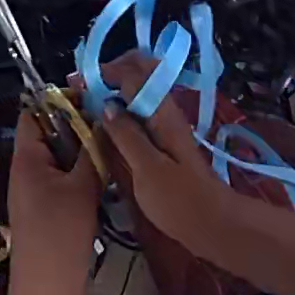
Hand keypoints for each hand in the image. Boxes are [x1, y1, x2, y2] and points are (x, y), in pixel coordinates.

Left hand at [7, 109, 98, 280]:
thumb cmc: (59, 239)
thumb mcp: (82, 188)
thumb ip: (93, 150)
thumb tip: (105, 117)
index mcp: (26, 159)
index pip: (34, 114)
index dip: (58, 100)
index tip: (91, 95)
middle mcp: (28, 171)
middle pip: (50, 133)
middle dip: (78, 124)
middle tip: (110, 117)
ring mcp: (37, 193)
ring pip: (61, 157)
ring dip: (84, 149)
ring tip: (114, 140)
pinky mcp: (50, 212)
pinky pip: (65, 179)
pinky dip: (84, 172)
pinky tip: (108, 172)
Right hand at [98, 53, 231, 248]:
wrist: (214, 224)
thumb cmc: (180, 201)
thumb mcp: (148, 170)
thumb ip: (126, 136)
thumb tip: (105, 106)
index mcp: (162, 112)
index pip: (134, 74)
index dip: (106, 71)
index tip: (79, 81)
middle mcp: (165, 108)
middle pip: (141, 70)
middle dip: (113, 71)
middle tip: (85, 86)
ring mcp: (165, 121)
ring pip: (141, 87)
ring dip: (116, 85)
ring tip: (90, 99)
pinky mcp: (163, 136)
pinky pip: (140, 107)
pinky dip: (122, 105)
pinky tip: (106, 121)